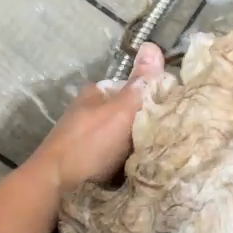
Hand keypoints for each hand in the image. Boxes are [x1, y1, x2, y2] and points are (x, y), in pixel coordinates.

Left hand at [25, 43, 165, 193]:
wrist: (55, 189)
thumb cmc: (88, 145)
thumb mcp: (119, 111)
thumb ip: (139, 84)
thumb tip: (152, 44)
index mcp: (96, 94)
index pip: (134, 88)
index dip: (156, 98)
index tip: (178, 114)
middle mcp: (91, 113)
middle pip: (131, 115)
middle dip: (150, 126)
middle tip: (175, 139)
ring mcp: (88, 140)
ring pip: (126, 139)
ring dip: (141, 148)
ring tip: (165, 157)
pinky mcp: (88, 165)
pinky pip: (119, 160)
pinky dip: (130, 165)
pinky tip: (144, 172)